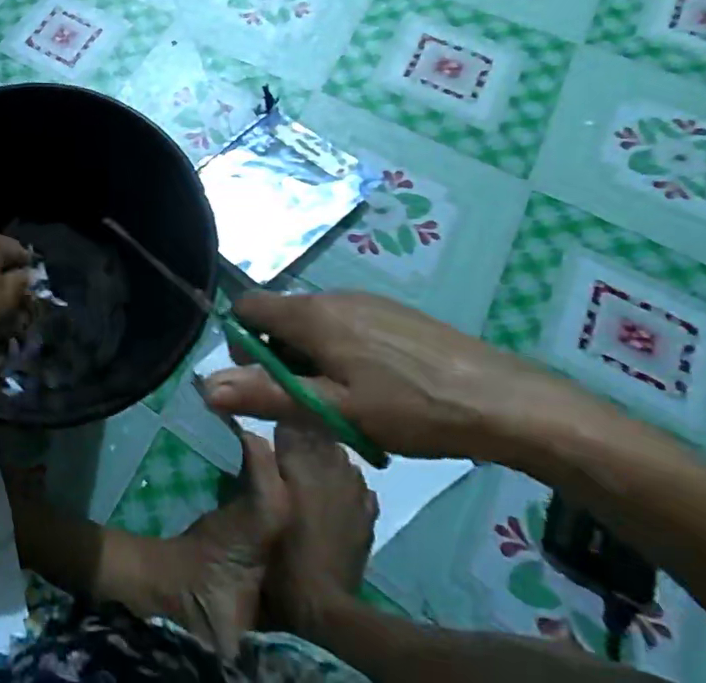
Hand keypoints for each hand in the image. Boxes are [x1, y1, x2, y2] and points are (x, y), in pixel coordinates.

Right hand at [203, 291, 609, 462]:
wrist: (500, 399)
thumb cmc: (409, 407)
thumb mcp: (333, 409)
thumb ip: (266, 395)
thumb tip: (204, 386)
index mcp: (313, 314)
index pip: (248, 307)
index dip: (241, 343)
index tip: (262, 381)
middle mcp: (335, 296)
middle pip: (281, 316)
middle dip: (278, 356)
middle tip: (307, 403)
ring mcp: (368, 302)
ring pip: (315, 323)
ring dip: (310, 357)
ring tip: (343, 403)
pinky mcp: (393, 313)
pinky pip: (346, 324)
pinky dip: (339, 351)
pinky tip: (374, 388)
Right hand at [264, 425, 376, 637]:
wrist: (324, 603)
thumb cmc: (284, 557)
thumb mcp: (263, 508)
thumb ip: (260, 465)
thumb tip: (251, 433)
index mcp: (304, 464)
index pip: (292, 423)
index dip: (281, 421)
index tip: (270, 425)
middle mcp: (332, 468)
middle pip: (319, 434)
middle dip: (304, 433)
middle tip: (286, 444)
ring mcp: (354, 490)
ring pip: (340, 454)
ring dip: (325, 453)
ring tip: (309, 464)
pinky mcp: (367, 513)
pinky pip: (358, 481)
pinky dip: (346, 478)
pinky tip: (335, 488)